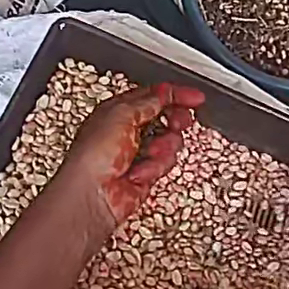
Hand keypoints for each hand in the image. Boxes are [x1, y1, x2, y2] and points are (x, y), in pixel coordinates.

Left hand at [55, 82, 204, 228]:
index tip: (196, 98)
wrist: (93, 194)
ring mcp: (138, 153)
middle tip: (179, 123)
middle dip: (175, 120)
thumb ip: (147, 101)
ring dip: (164, 147)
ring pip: (170, 141)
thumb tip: (165, 93)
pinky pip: (165, 163)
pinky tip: (140, 172)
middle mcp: (128, 130)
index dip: (175, 95)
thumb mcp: (121, 115)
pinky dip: (156, 166)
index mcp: (119, 111)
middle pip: (165, 118)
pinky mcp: (146, 173)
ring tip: (150, 153)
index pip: (152, 96)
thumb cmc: (95, 155)